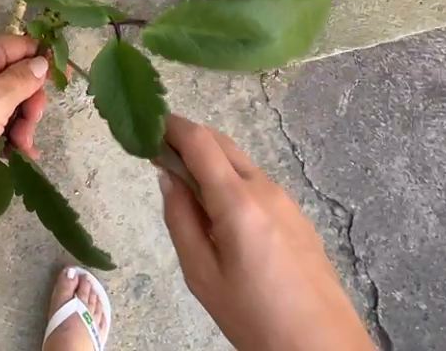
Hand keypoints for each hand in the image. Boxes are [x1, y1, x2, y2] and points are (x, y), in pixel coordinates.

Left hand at [0, 35, 49, 186]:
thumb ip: (22, 80)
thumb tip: (41, 61)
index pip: (22, 45)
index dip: (43, 64)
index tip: (61, 87)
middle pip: (15, 75)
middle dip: (30, 102)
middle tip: (31, 129)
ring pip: (4, 99)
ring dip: (19, 122)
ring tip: (22, 149)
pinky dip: (4, 132)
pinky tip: (15, 154)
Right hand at [158, 115, 375, 350]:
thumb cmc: (255, 318)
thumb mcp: (202, 275)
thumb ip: (180, 219)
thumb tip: (168, 176)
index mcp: (237, 201)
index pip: (198, 140)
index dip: (169, 126)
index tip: (146, 130)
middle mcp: (264, 189)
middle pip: (220, 142)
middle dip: (187, 139)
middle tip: (161, 159)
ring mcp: (286, 201)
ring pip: (239, 161)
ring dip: (210, 161)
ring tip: (189, 191)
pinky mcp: (299, 217)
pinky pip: (257, 183)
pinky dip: (232, 179)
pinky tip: (223, 214)